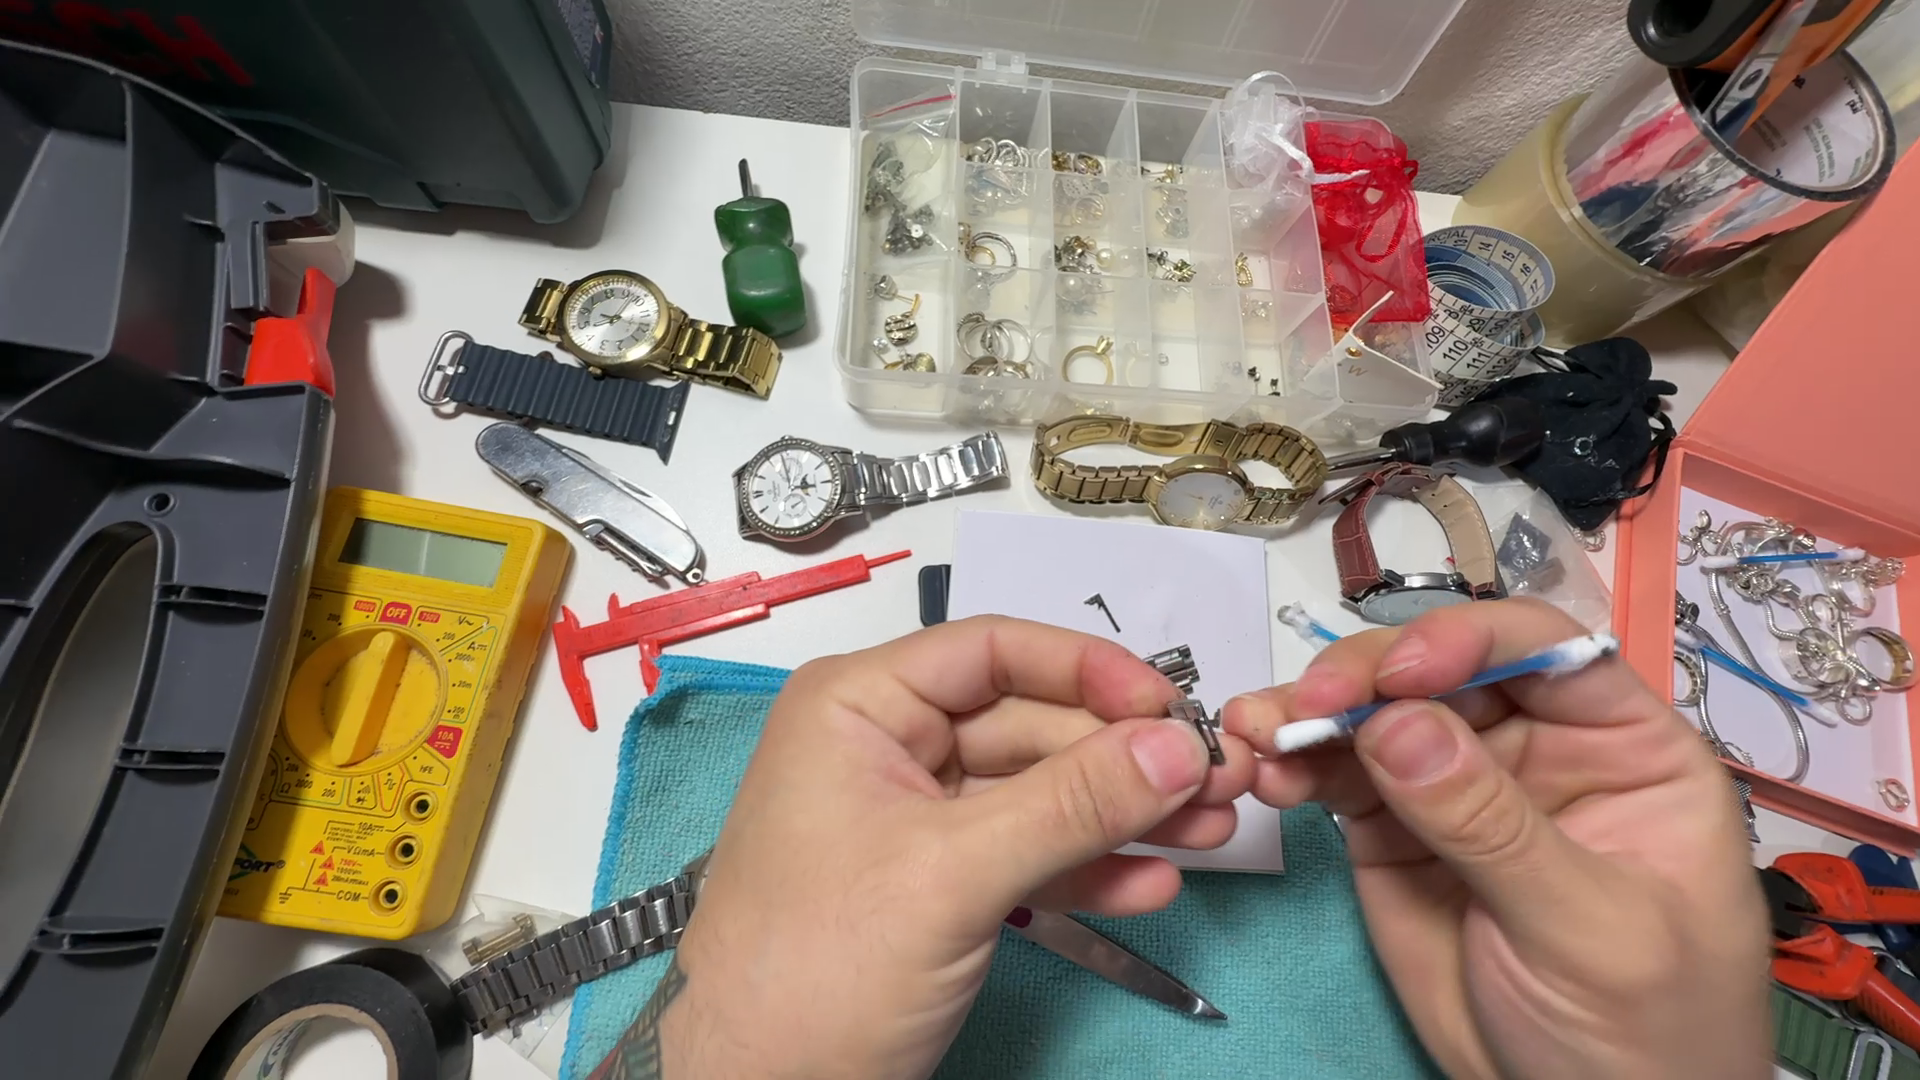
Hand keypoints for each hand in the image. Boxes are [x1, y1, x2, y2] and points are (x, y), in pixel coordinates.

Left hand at [609, 616, 1255, 1079]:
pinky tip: (1152, 881)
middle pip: (1027, 722)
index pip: (990, 653)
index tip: (1167, 704)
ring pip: (1037, 788)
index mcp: (863, 703)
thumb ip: (1071, 804)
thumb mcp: (952, 873)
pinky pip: (1025, 848)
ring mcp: (920, 808)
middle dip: (1119, 755)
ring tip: (1213, 828)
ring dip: (1120, 811)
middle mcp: (892, 740)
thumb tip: (1179, 745)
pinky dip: (1086, 863)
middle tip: (1214, 779)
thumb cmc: (822, 965)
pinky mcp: (943, 872)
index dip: (1084, 669)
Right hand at [1222, 599, 1768, 1079]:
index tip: (1396, 672)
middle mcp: (1521, 743)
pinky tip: (1262, 775)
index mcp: (1614, 748)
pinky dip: (1288, 761)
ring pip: (1365, 711)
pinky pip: (1327, 767)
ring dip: (1303, 713)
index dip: (1466, 641)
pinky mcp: (1381, 816)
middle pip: (1430, 670)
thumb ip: (1492, 825)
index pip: (1542, 652)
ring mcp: (1442, 777)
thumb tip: (1395, 724)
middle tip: (1303, 708)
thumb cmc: (1636, 1036)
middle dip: (1360, 677)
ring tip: (1255, 736)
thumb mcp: (1589, 933)